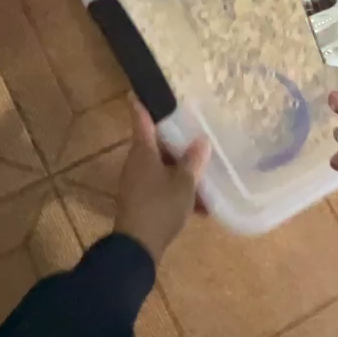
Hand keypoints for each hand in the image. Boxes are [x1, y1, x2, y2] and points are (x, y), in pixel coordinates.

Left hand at [113, 98, 211, 261]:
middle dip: (173, 139)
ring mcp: (135, 182)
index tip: (140, 89)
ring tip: (202, 170)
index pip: (141, 119)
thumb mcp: (184, 183)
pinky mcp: (139, 199)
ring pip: (159, 166)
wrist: (137, 247)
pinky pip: (160, 184)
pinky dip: (176, 186)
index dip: (142, 103)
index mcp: (143, 152)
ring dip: (178, 167)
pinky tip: (197, 201)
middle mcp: (136, 163)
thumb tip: (202, 141)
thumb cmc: (160, 207)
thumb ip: (193, 161)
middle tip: (193, 130)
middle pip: (154, 143)